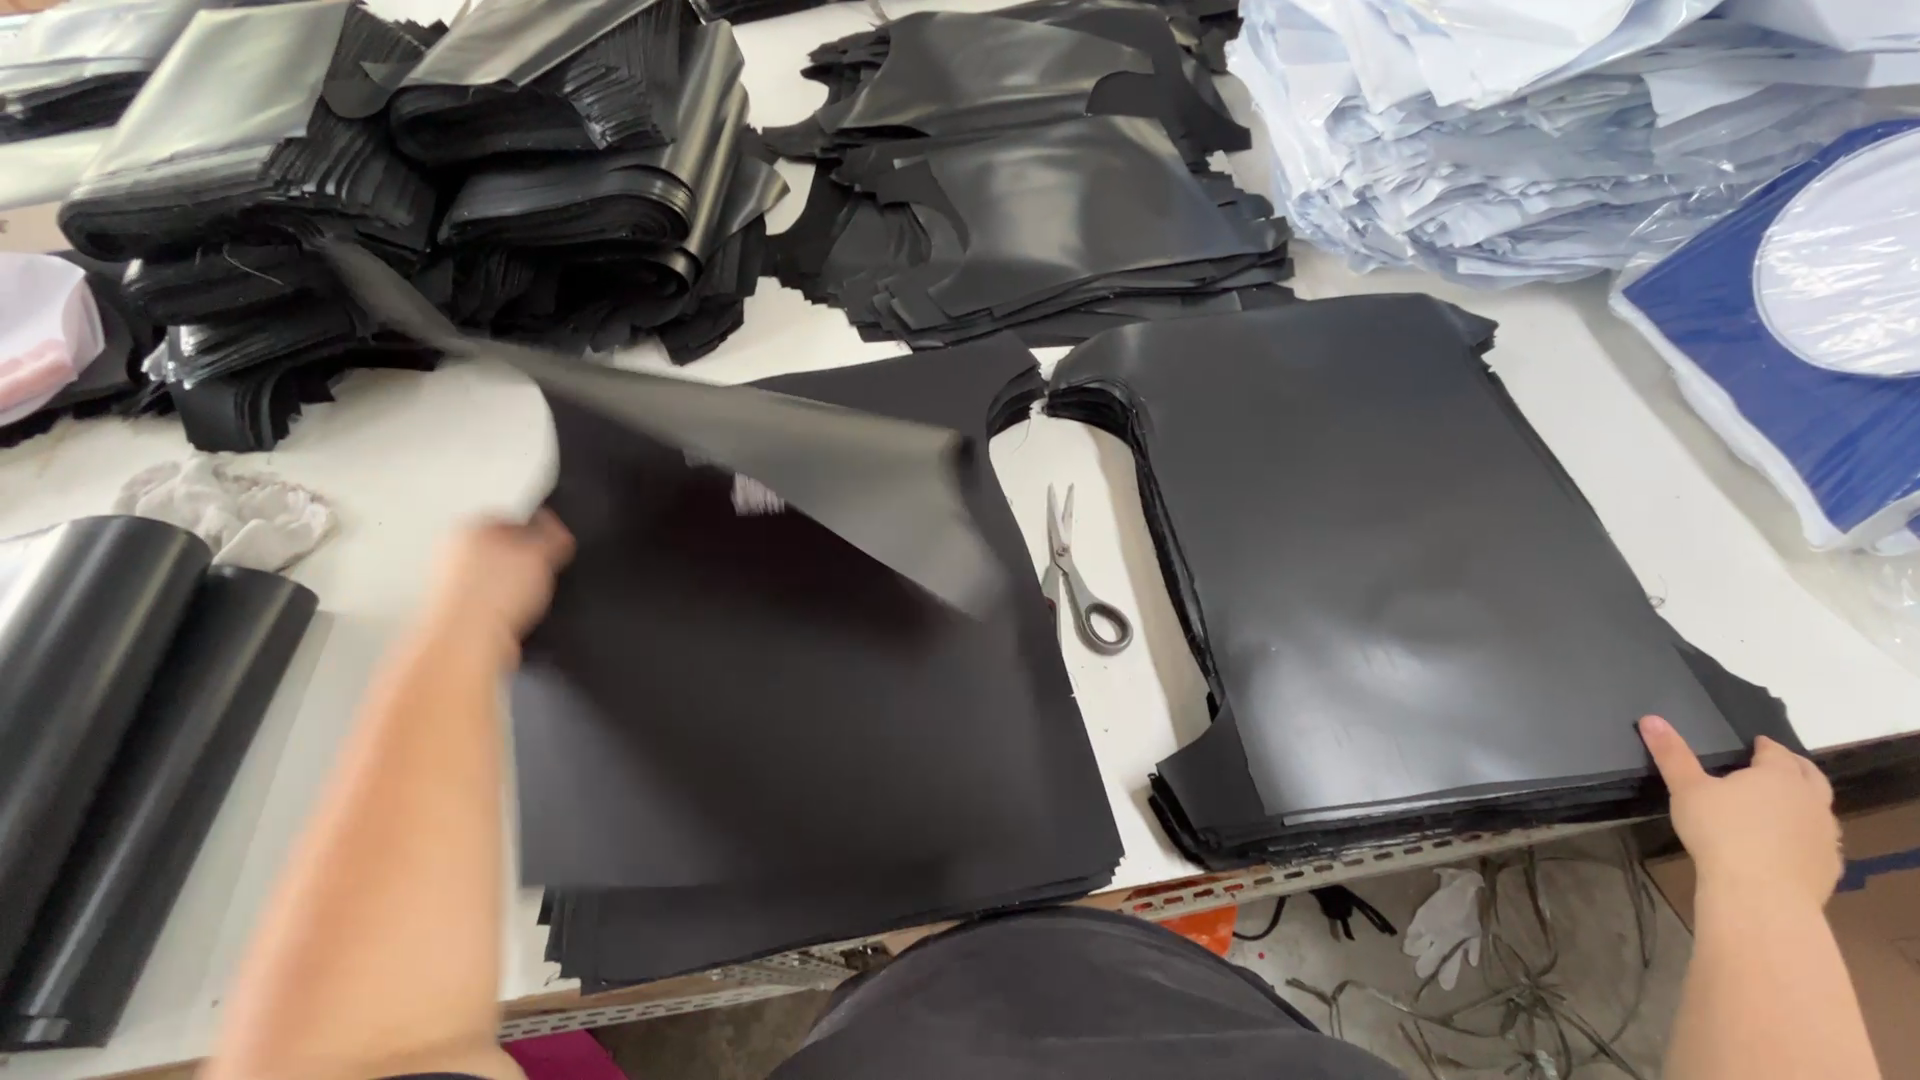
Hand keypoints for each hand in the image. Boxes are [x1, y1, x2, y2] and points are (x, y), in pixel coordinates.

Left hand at [424, 511, 574, 660]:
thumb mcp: (542, 553)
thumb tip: (556, 527)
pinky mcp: (457, 610)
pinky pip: (492, 603)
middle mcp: (454, 551)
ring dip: (515, 588)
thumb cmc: (492, 594)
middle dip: (525, 561)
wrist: (466, 639)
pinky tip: (514, 616)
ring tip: (527, 599)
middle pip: (502, 549)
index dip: (538, 533)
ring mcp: (451, 582)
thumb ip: (552, 533)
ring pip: (498, 578)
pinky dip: (506, 609)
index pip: (511, 519)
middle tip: (541, 573)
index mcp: (469, 526)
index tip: (553, 546)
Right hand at [1640, 715, 1841, 909]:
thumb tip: (1651, 719)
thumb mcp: (1686, 788)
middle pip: (1809, 775)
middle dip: (1794, 766)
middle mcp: (1810, 800)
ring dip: (1804, 800)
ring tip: (1781, 803)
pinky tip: (1788, 842)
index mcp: (1778, 777)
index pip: (1776, 752)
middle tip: (1776, 764)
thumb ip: (1671, 754)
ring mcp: (1825, 833)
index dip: (1765, 746)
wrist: (1760, 892)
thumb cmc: (1719, 831)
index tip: (1755, 743)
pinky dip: (1806, 833)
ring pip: (1819, 808)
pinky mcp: (1828, 863)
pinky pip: (1820, 839)